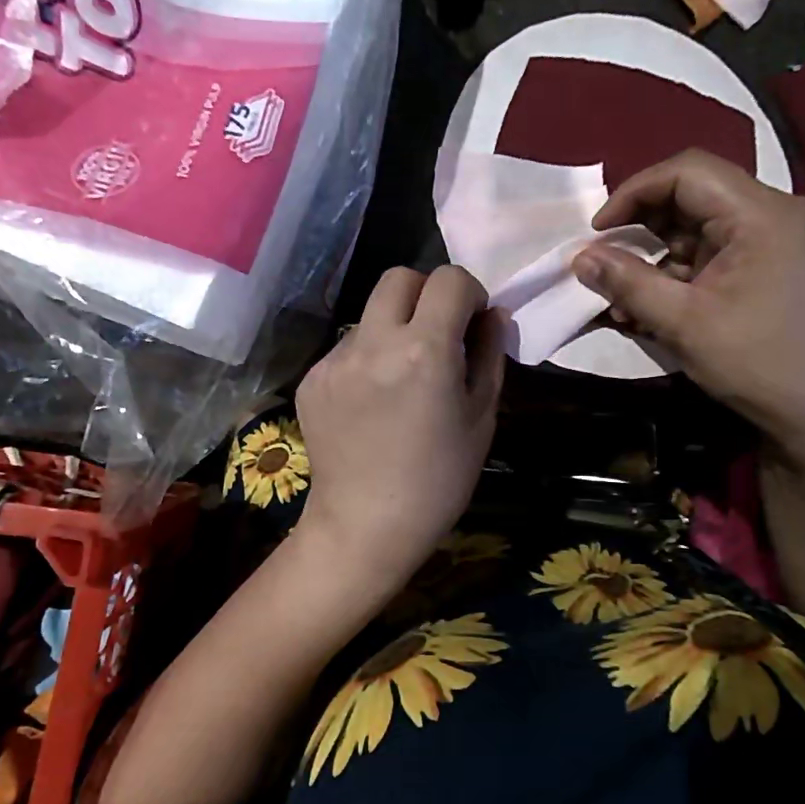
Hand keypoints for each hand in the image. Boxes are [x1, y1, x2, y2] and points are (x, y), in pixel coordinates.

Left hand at [294, 266, 504, 590]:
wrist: (366, 526)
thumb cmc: (439, 479)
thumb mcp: (481, 417)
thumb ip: (489, 355)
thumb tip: (493, 316)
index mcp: (425, 350)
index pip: (449, 279)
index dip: (469, 293)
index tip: (472, 323)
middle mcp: (374, 342)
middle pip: (399, 277)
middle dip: (427, 293)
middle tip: (438, 334)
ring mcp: (335, 360)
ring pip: (370, 314)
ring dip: (394, 329)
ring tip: (402, 380)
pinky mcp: (311, 379)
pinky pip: (347, 349)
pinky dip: (368, 360)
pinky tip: (373, 404)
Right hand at [572, 149, 804, 443]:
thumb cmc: (753, 363)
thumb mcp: (681, 322)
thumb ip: (627, 282)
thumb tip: (578, 258)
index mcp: (764, 214)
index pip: (688, 171)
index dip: (634, 192)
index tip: (599, 230)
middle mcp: (780, 211)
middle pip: (696, 194)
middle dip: (644, 227)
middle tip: (607, 260)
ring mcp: (782, 237)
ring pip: (703, 225)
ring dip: (658, 255)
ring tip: (624, 295)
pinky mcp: (778, 261)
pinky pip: (719, 249)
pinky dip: (683, 270)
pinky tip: (654, 301)